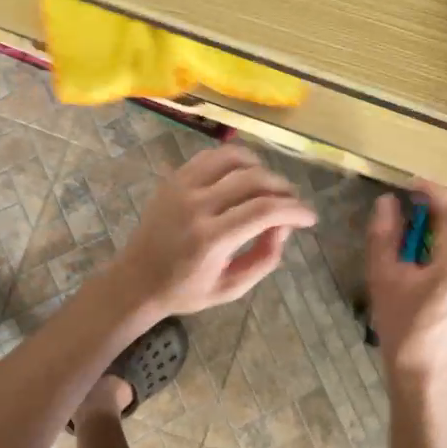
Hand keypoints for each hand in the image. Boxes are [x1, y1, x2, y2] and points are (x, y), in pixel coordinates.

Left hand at [112, 145, 318, 317]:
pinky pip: (210, 157)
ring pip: (232, 158)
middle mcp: (196, 206)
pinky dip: (234, 160)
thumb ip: (264, 259)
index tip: (310, 217)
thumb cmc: (185, 290)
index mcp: (210, 239)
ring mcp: (182, 187)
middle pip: (252, 179)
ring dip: (260, 167)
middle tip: (293, 202)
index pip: (263, 211)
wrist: (137, 279)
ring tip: (270, 186)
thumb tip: (283, 226)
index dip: (294, 210)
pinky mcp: (173, 178)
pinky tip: (244, 174)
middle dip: (282, 188)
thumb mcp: (231, 289)